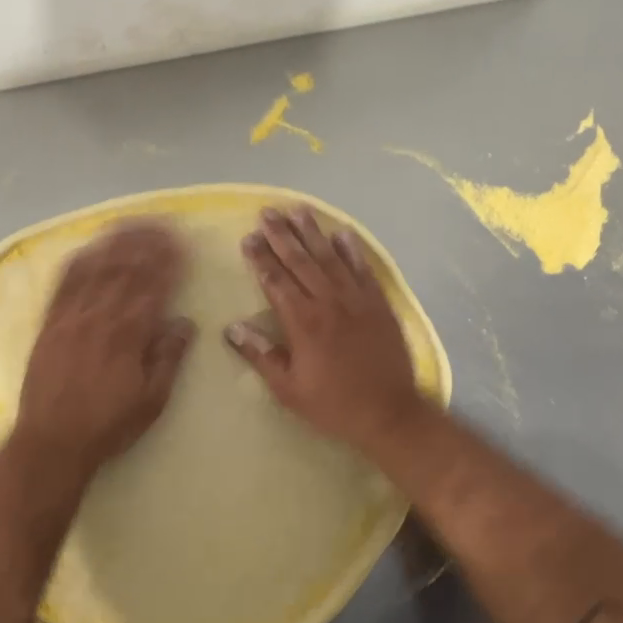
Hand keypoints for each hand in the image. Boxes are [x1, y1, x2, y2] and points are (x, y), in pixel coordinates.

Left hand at [11, 220, 194, 476]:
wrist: (51, 441)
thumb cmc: (108, 424)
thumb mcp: (152, 400)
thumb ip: (168, 358)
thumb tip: (185, 323)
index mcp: (128, 335)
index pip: (153, 287)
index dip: (168, 262)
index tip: (181, 243)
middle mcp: (99, 318)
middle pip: (124, 269)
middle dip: (145, 243)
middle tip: (161, 224)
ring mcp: (70, 317)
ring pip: (94, 269)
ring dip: (114, 243)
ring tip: (129, 225)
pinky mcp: (49, 323)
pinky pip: (63, 283)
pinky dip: (78, 261)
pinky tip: (89, 248)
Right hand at [227, 206, 434, 450]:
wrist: (389, 412)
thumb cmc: (333, 404)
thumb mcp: (288, 389)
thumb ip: (261, 355)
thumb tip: (233, 328)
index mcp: (303, 322)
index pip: (276, 281)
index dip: (261, 258)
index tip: (248, 238)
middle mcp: (329, 302)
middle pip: (301, 261)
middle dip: (282, 235)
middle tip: (268, 212)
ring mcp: (356, 300)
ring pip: (330, 258)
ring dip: (313, 233)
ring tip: (299, 210)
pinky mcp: (379, 304)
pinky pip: (363, 269)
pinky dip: (352, 250)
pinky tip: (342, 234)